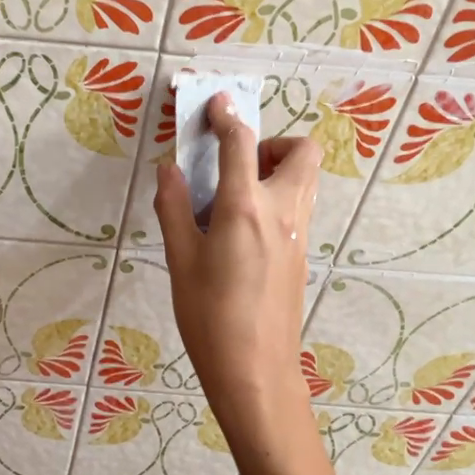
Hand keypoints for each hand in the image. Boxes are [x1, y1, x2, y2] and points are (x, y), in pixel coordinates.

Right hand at [154, 91, 320, 433]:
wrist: (256, 370)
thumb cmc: (209, 317)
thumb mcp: (180, 260)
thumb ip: (174, 207)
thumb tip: (169, 170)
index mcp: (245, 208)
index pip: (241, 144)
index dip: (226, 116)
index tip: (215, 104)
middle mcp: (282, 212)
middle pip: (303, 151)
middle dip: (273, 142)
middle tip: (237, 163)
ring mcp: (299, 233)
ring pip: (306, 178)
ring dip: (278, 168)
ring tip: (235, 195)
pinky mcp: (302, 254)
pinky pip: (298, 206)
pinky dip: (277, 197)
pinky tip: (242, 229)